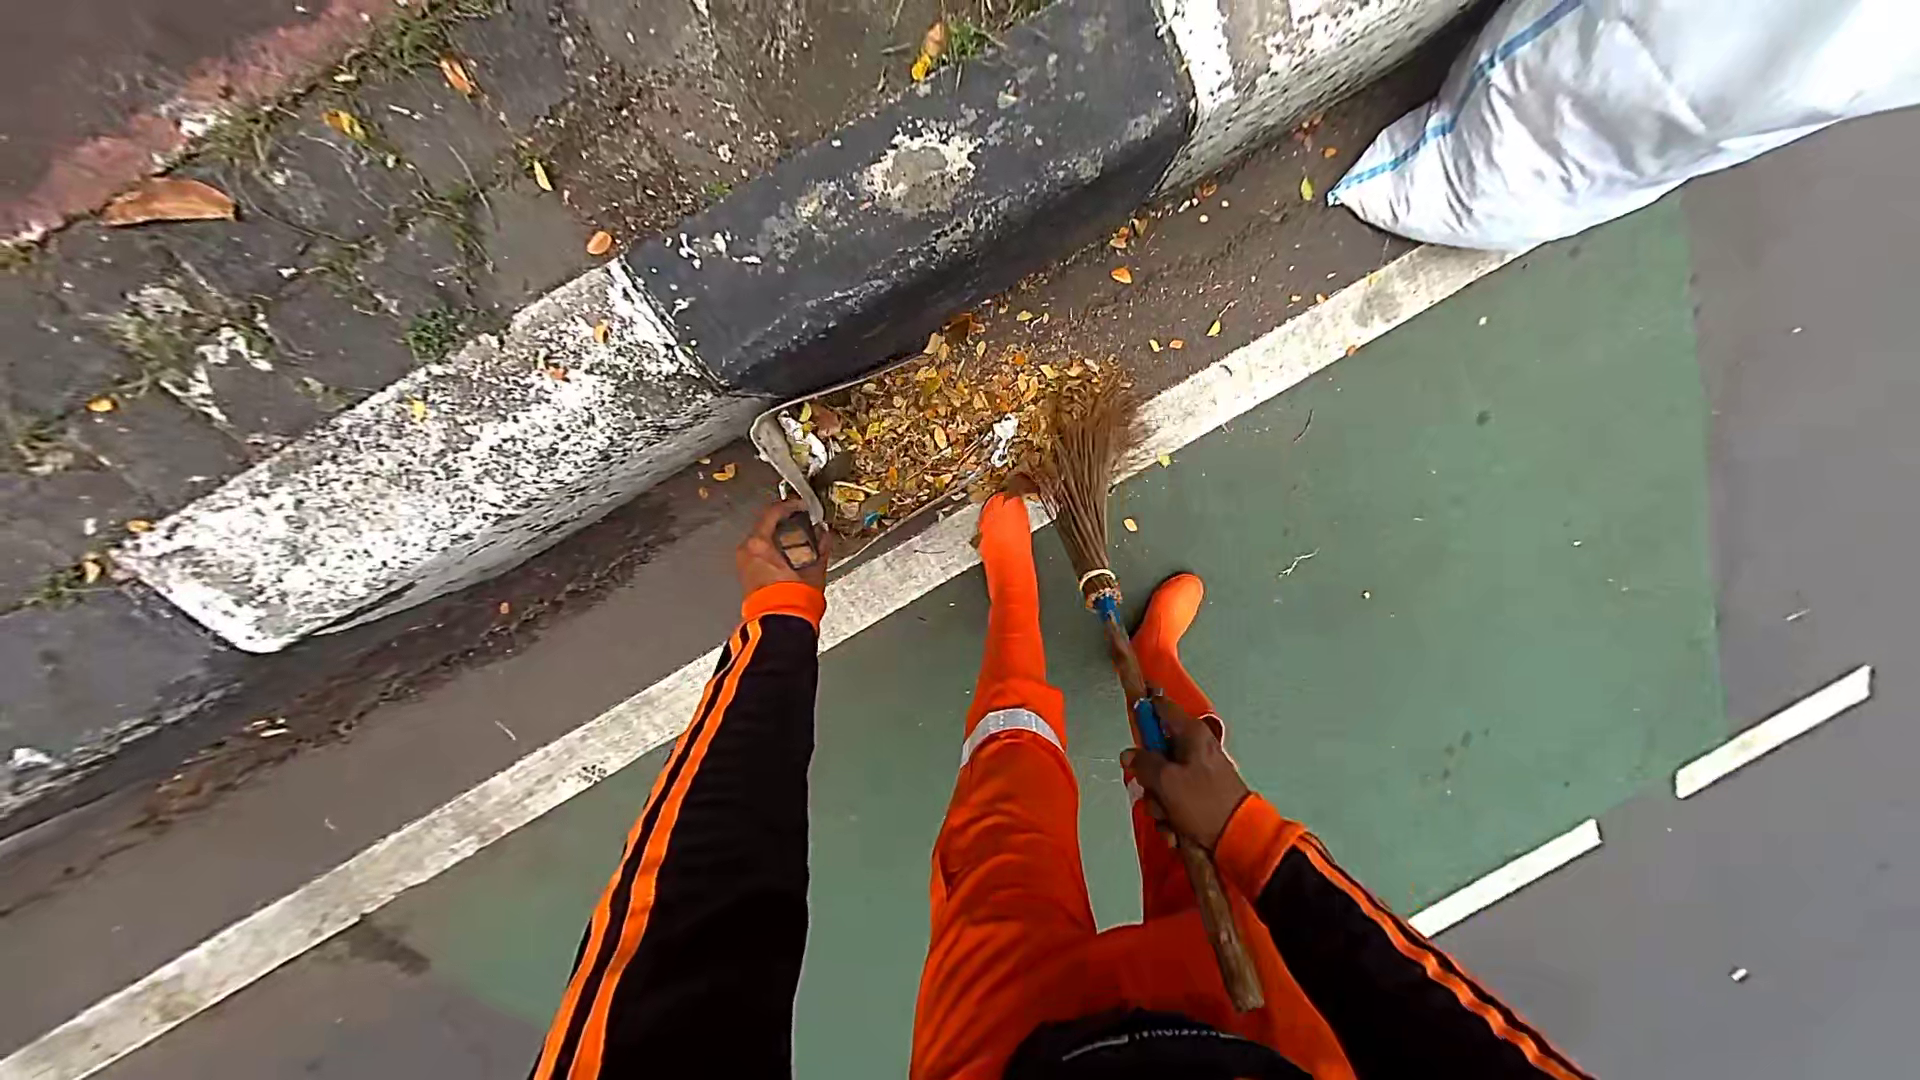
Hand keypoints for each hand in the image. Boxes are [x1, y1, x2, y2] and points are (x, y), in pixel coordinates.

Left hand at [736, 499, 828, 597]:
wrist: (781, 622)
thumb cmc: (793, 598)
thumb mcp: (814, 568)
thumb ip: (821, 547)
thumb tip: (824, 534)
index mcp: (758, 543)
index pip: (772, 512)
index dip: (791, 505)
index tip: (802, 506)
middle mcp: (747, 551)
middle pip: (766, 526)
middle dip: (787, 523)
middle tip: (804, 523)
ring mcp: (745, 564)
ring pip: (764, 541)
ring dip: (782, 537)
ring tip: (801, 541)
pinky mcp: (748, 576)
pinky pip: (762, 554)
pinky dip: (776, 550)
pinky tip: (792, 556)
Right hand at [1121, 696, 1250, 850]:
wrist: (1241, 842)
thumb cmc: (1207, 805)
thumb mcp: (1166, 781)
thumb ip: (1143, 763)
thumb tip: (1130, 755)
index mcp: (1191, 734)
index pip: (1160, 706)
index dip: (1142, 710)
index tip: (1130, 719)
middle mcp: (1195, 749)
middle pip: (1155, 750)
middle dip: (1149, 777)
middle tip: (1154, 791)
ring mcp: (1198, 772)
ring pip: (1162, 779)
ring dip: (1158, 802)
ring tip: (1168, 818)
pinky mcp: (1200, 795)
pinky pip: (1174, 799)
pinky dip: (1171, 816)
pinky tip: (1176, 829)